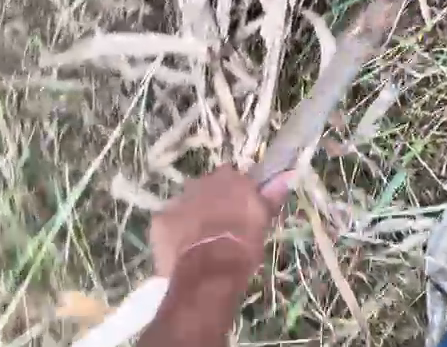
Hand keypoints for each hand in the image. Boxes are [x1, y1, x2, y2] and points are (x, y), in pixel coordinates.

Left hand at [150, 167, 292, 277]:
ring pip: (186, 205)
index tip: (238, 210)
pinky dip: (174, 235)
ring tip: (201, 242)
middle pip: (207, 188)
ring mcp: (177, 200)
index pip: (232, 177)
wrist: (210, 271)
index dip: (234, 194)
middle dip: (212, 203)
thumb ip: (272, 195)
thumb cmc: (242, 243)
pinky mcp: (160, 220)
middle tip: (221, 228)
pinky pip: (167, 224)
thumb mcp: (263, 219)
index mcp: (228, 177)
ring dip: (192, 217)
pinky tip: (182, 252)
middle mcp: (201, 181)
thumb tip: (286, 175)